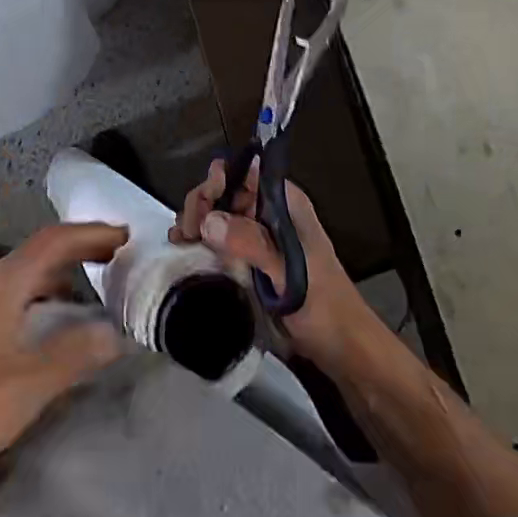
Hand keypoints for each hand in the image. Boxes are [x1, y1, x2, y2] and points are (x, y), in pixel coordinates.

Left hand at [0, 222, 128, 471]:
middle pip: (45, 247)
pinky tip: (62, 311)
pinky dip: (51, 286)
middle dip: (85, 243)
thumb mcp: (27, 384)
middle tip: (121, 251)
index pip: (57, 240)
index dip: (94, 233)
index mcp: (7, 283)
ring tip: (101, 275)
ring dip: (68, 265)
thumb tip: (118, 332)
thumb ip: (77, 354)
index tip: (128, 237)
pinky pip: (24, 288)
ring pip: (33, 269)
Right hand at [171, 158, 376, 368]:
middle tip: (185, 233)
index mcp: (285, 203)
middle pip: (226, 192)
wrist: (337, 344)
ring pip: (219, 216)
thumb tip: (209, 220)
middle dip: (202, 206)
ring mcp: (259, 236)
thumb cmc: (321, 302)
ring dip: (196, 224)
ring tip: (180, 243)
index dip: (219, 182)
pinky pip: (219, 242)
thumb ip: (251, 243)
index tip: (201, 209)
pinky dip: (200, 243)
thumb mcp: (287, 270)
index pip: (245, 173)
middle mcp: (270, 212)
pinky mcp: (249, 260)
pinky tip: (184, 253)